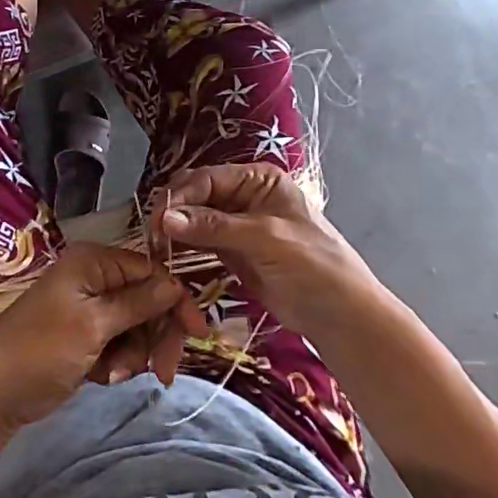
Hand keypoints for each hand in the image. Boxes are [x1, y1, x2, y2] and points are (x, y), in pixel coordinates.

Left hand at [0, 243, 207, 436]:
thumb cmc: (42, 349)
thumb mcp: (94, 324)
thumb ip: (138, 304)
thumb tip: (175, 284)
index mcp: (92, 262)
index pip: (150, 271)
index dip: (175, 301)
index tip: (198, 335)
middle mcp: (92, 277)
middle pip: (148, 301)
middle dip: (155, 337)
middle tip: (161, 372)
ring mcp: (88, 307)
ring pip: (137, 328)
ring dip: (134, 355)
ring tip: (112, 374)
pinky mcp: (85, 335)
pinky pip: (119, 345)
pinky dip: (117, 363)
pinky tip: (101, 376)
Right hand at [150, 163, 384, 335]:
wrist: (343, 319)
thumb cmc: (314, 267)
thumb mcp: (265, 239)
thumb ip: (213, 226)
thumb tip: (163, 218)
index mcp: (258, 179)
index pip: (206, 178)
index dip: (180, 196)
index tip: (157, 218)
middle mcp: (244, 195)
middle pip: (195, 195)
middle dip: (173, 211)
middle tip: (153, 235)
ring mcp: (236, 223)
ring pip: (192, 218)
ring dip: (174, 230)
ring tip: (156, 247)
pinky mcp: (230, 250)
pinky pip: (197, 241)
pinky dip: (182, 246)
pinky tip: (167, 255)